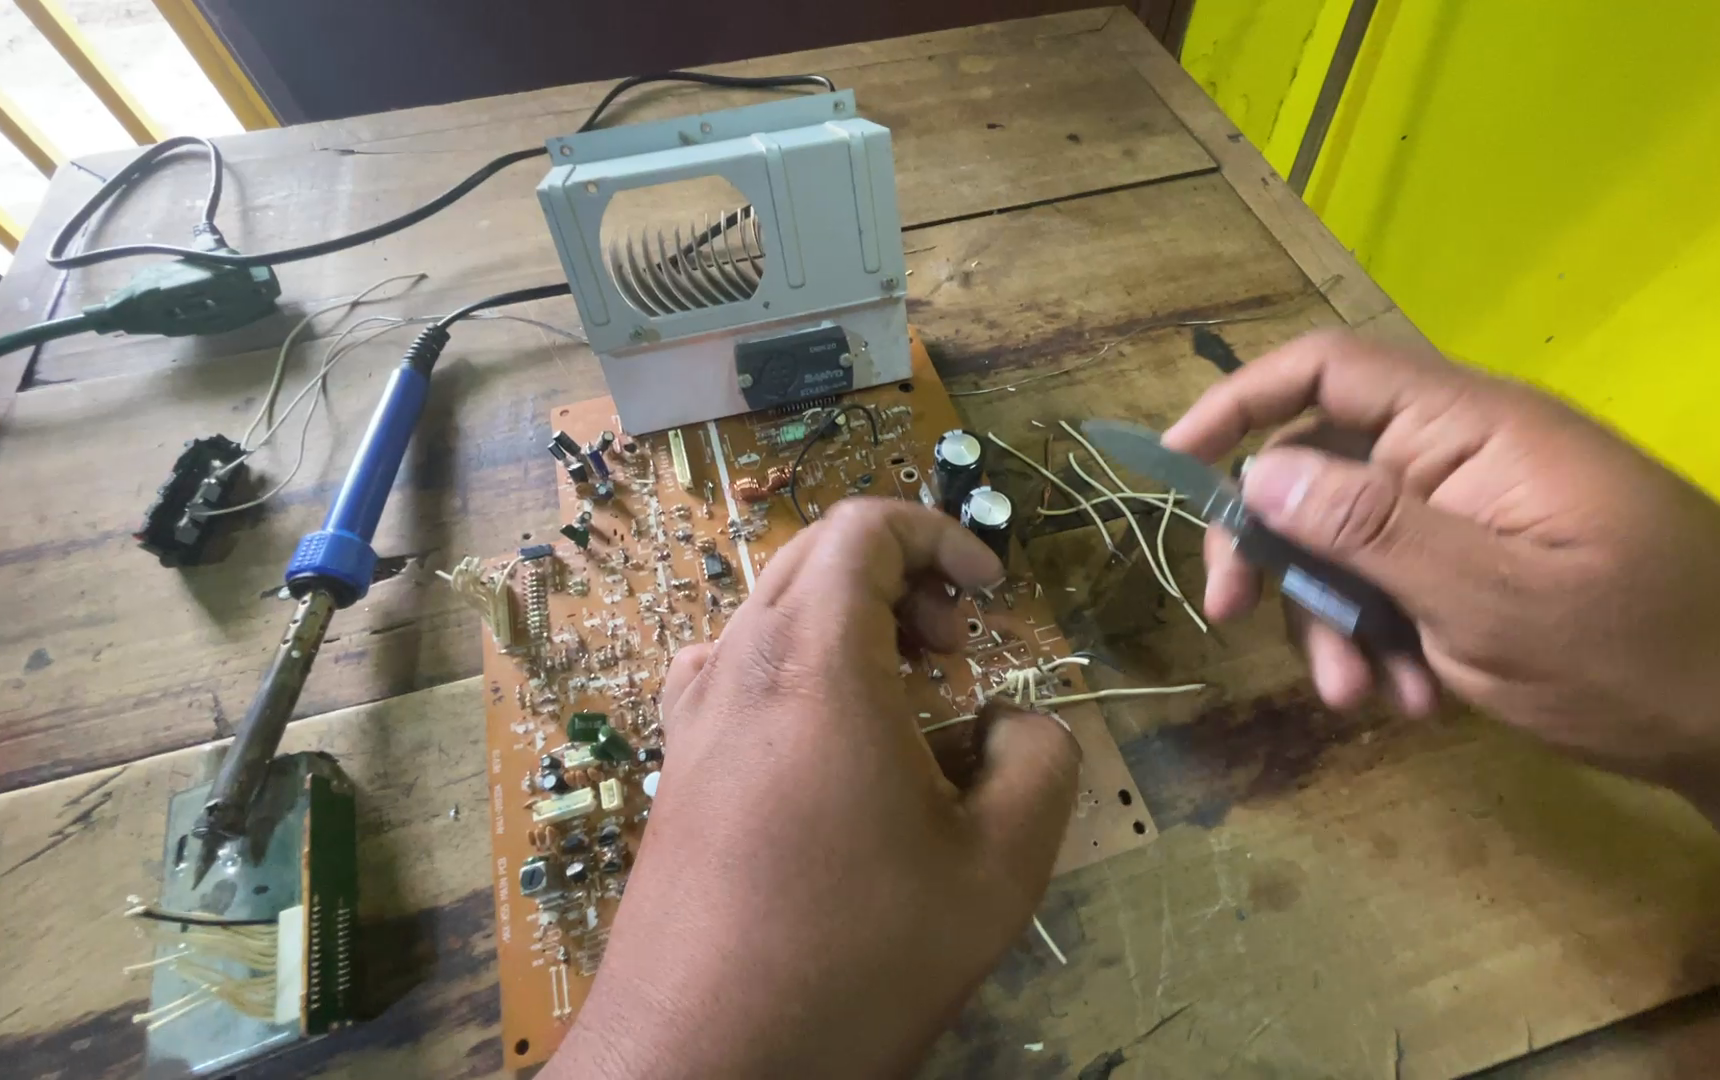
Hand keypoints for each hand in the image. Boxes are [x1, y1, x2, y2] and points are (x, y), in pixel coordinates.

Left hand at [547, 499, 1080, 1079]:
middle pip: (822, 554)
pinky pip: (743, 658)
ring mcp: (696, 703)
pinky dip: (804, 658)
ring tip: (905, 690)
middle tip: (953, 648)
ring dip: (854, 617)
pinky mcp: (679, 749)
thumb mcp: (997, 870)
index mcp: (814, 658)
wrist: (698, 1060)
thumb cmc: (852, 958)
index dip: (940, 534)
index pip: (865, 527)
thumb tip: (1015, 720)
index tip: (988, 590)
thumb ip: (1040, 761)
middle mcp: (740, 658)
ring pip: (782, 603)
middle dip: (904, 575)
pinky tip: (831, 731)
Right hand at [1165, 330, 1719, 777]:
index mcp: (1464, 428)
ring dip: (1325, 620)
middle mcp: (1447, 456)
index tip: (1169, 462)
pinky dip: (1370, 641)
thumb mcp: (1493, 597)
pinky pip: (1374, 584)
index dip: (1235, 403)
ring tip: (1362, 695)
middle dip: (1267, 549)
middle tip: (1232, 615)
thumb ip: (1367, 528)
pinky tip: (1406, 696)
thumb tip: (1252, 476)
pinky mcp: (1459, 562)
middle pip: (1307, 471)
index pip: (1323, 370)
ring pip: (1333, 543)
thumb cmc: (1651, 655)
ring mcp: (1452, 512)